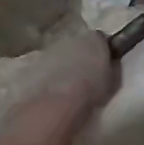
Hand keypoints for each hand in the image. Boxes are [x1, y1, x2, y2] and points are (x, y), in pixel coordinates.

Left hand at [4, 27, 118, 139]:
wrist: (55, 106)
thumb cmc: (92, 90)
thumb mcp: (114, 79)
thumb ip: (112, 66)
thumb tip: (111, 62)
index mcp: (93, 39)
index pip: (100, 39)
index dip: (102, 50)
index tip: (105, 63)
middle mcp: (69, 39)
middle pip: (77, 46)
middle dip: (81, 57)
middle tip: (86, 76)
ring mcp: (47, 52)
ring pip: (58, 57)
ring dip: (62, 67)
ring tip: (67, 88)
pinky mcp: (29, 68)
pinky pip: (43, 71)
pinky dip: (47, 79)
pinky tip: (51, 95)